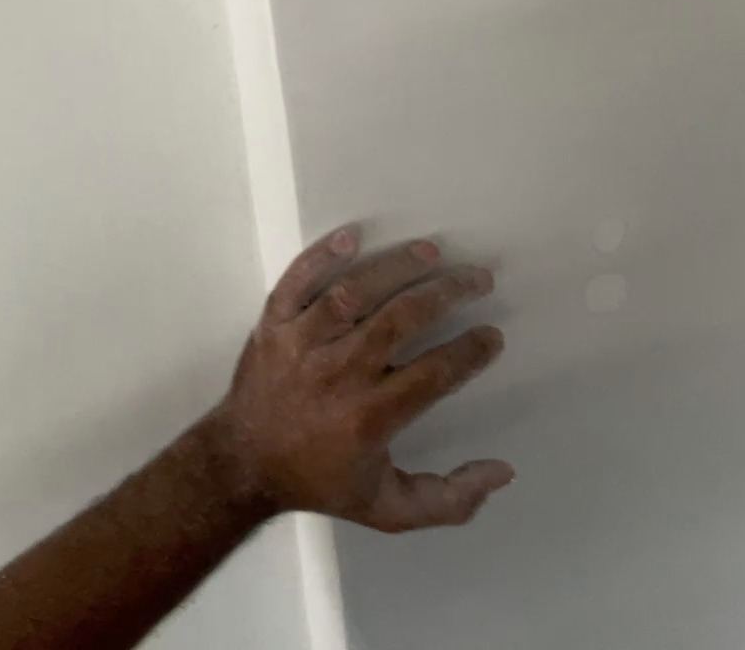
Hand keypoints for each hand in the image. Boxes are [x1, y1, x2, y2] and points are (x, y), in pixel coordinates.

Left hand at [208, 227, 512, 531]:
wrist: (242, 462)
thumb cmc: (319, 480)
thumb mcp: (388, 509)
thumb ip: (449, 499)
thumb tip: (502, 471)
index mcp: (369, 416)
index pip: (434, 373)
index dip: (470, 352)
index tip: (491, 336)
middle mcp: (338, 373)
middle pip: (400, 320)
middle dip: (447, 293)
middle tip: (478, 279)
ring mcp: (301, 343)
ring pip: (353, 293)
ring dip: (394, 267)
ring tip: (430, 250)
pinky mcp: (272, 324)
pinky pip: (296, 282)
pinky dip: (320, 257)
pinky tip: (350, 236)